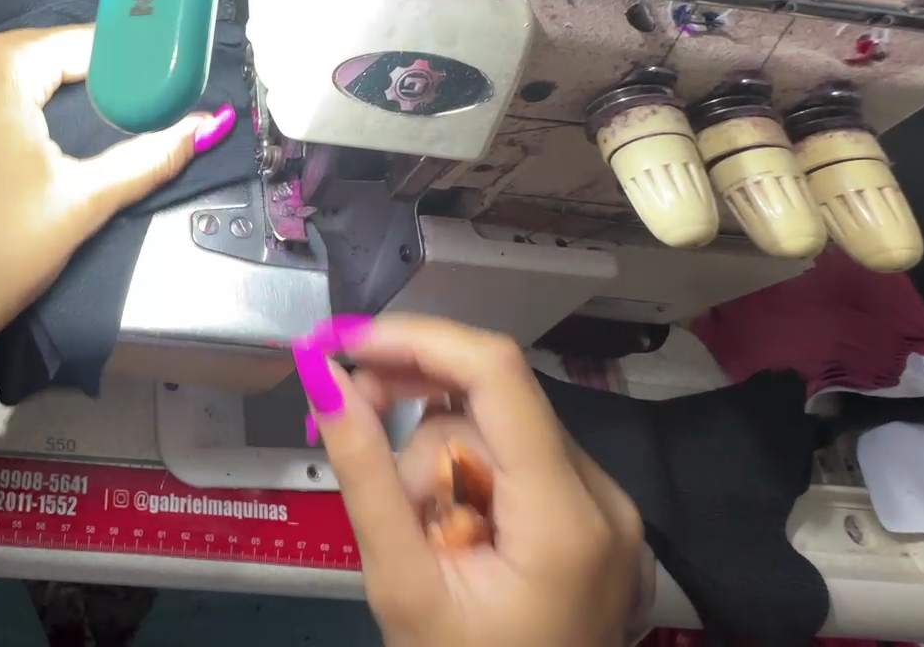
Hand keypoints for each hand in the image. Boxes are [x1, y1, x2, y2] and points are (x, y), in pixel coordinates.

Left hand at [0, 25, 232, 420]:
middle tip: (116, 121)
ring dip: (32, 95)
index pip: (79, 44)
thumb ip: (148, 157)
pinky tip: (3, 147)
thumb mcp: (80, 204)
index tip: (153, 87)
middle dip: (78, 83)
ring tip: (63, 139)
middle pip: (34, 55)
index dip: (122, 64)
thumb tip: (205, 125)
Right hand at [310, 315, 645, 646]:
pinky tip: (434, 508)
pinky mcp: (585, 512)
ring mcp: (600, 504)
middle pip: (488, 392)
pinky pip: (505, 447)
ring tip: (404, 514)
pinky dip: (455, 459)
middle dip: (408, 394)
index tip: (344, 343)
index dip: (415, 339)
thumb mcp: (400, 583)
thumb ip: (362, 472)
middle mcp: (600, 494)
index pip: (495, 373)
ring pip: (489, 418)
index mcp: (565, 517)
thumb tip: (323, 376)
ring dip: (427, 444)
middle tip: (347, 414)